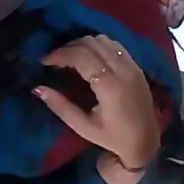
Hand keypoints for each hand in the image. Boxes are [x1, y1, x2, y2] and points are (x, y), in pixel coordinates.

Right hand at [34, 35, 161, 183]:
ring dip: (83, 44)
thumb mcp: (83, 126)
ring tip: (70, 57)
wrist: (145, 142)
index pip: (81, 56)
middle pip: (91, 43)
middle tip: (55, 59)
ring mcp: (132, 66)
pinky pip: (115, 45)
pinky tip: (89, 56)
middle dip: (68, 47)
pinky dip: (98, 45)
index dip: (60, 54)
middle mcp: (123, 70)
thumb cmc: (112, 138)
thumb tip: (38, 88)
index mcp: (109, 86)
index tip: (45, 61)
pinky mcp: (137, 66)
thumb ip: (60, 106)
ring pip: (103, 40)